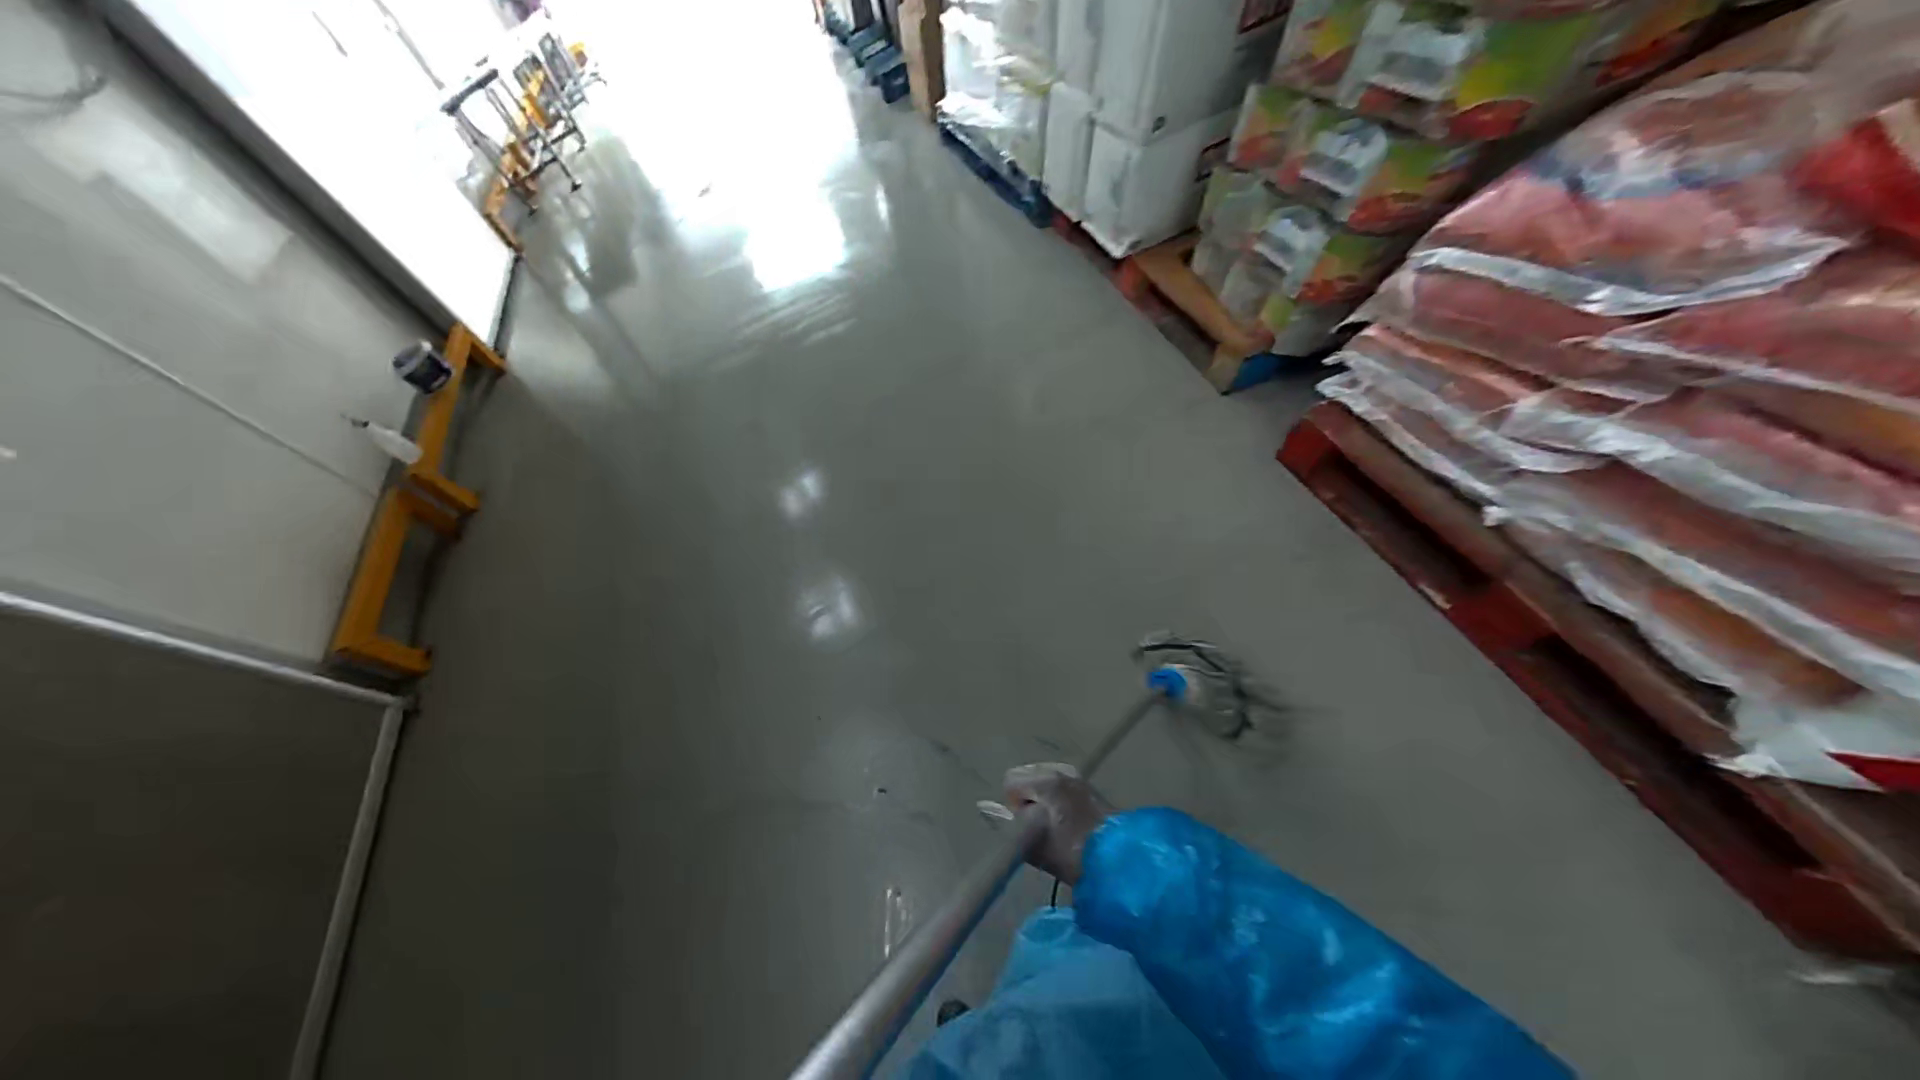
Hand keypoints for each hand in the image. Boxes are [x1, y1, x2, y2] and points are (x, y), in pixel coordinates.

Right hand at [1001, 763, 1113, 886]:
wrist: (1120, 859)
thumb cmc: (1073, 852)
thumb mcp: (1034, 845)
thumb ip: (1013, 825)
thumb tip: (998, 811)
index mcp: (1045, 780)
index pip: (1011, 780)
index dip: (1013, 804)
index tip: (1025, 826)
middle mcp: (1060, 770)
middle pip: (1028, 776)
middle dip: (1029, 798)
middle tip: (1039, 827)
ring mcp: (1078, 777)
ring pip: (1046, 782)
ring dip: (1045, 800)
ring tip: (1056, 827)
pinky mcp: (1091, 788)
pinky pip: (1063, 788)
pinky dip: (1060, 801)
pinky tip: (1070, 823)